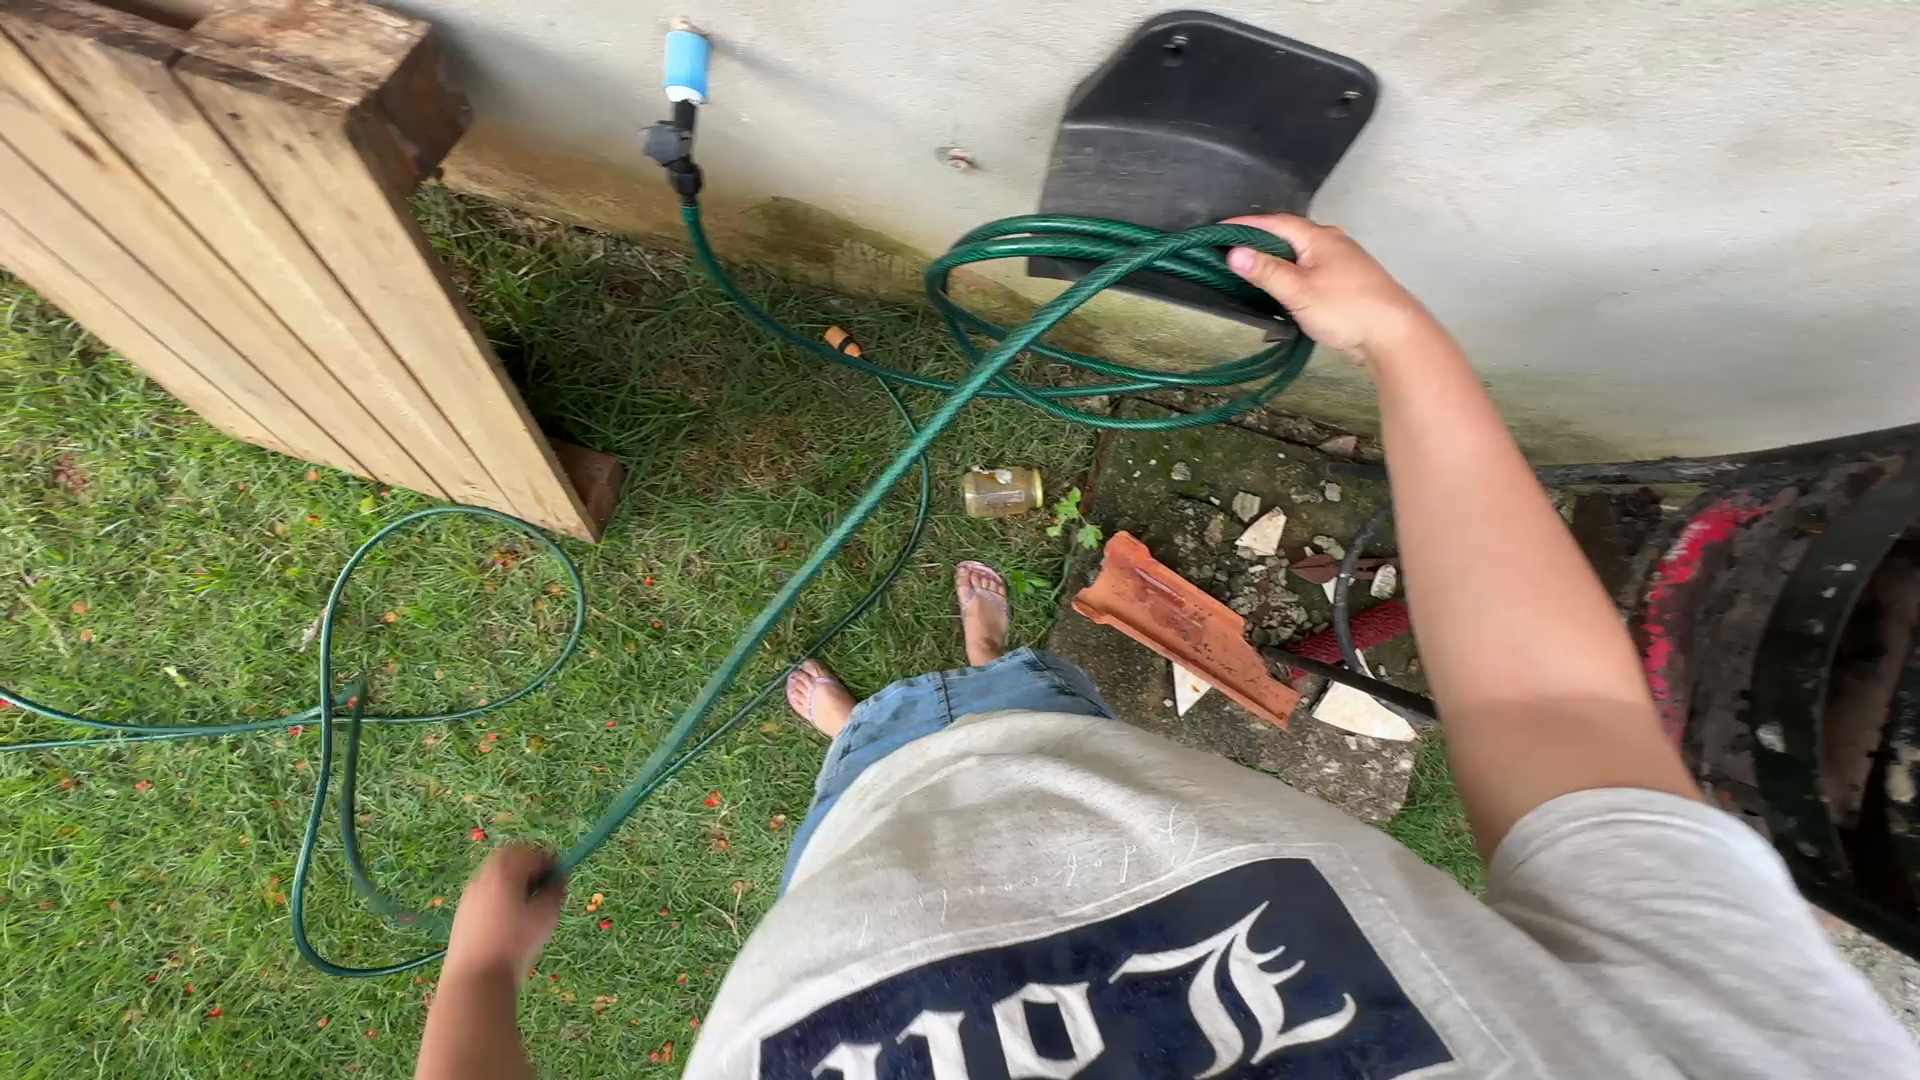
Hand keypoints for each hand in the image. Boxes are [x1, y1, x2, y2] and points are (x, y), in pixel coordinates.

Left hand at [443, 846, 564, 982]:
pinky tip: (508, 918)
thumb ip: (556, 889)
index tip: (558, 880)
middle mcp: (484, 877)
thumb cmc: (516, 943)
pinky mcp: (462, 913)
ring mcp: (470, 895)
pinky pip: (486, 891)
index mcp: (506, 871)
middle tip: (542, 885)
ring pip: (497, 874)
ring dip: (515, 879)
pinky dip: (500, 893)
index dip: (550, 862)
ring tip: (526, 903)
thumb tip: (557, 878)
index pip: (533, 852)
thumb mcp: (547, 913)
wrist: (475, 980)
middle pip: (510, 856)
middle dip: (530, 865)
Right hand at [1222, 214, 1436, 363]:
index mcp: (1318, 237)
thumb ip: (1265, 271)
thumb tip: (1233, 253)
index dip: (1245, 224)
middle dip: (1257, 237)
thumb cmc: (1344, 307)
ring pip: (1298, 250)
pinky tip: (1278, 281)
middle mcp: (1330, 241)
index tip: (1218, 230)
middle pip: (1287, 233)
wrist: (1390, 331)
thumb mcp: (1298, 290)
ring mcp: (1339, 260)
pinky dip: (1287, 268)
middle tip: (1228, 247)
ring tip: (1247, 264)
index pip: (1275, 222)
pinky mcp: (1342, 279)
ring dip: (1273, 253)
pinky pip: (1307, 265)